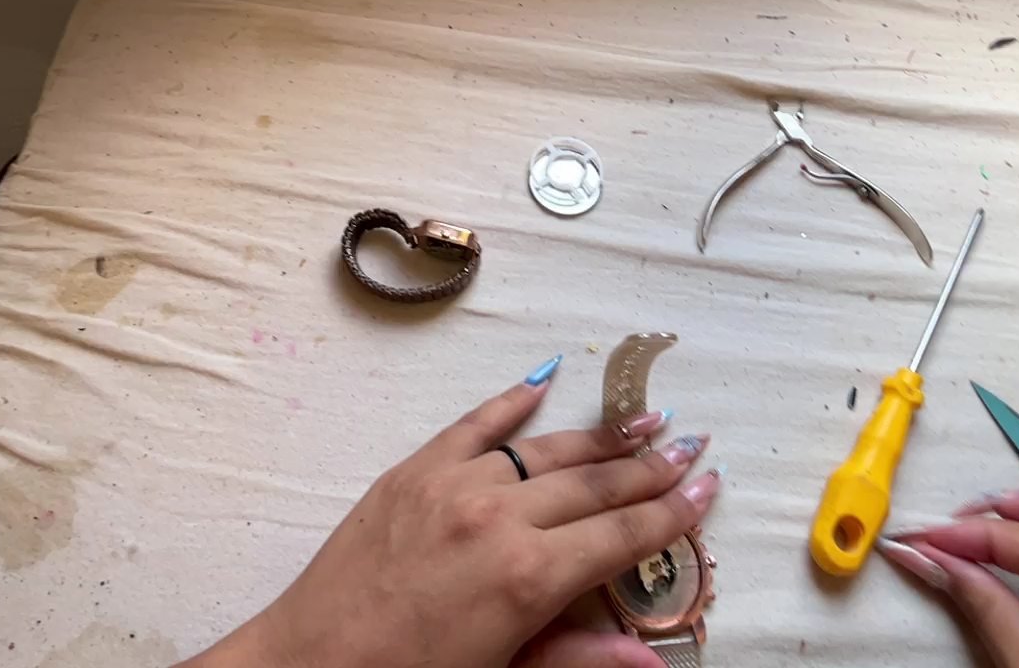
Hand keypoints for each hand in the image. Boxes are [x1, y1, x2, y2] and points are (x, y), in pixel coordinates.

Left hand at [183, 357, 722, 667]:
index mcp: (528, 577)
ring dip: (599, 435)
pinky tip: (544, 379)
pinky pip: (475, 422)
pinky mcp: (417, 465)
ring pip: (546, 448)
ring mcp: (456, 481)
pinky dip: (511, 400)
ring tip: (641, 418)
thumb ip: (580, 657)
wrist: (311, 662)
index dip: (671, 512)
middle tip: (690, 444)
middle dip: (647, 467)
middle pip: (594, 484)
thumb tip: (655, 660)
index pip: (621, 537)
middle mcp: (500, 516)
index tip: (707, 486)